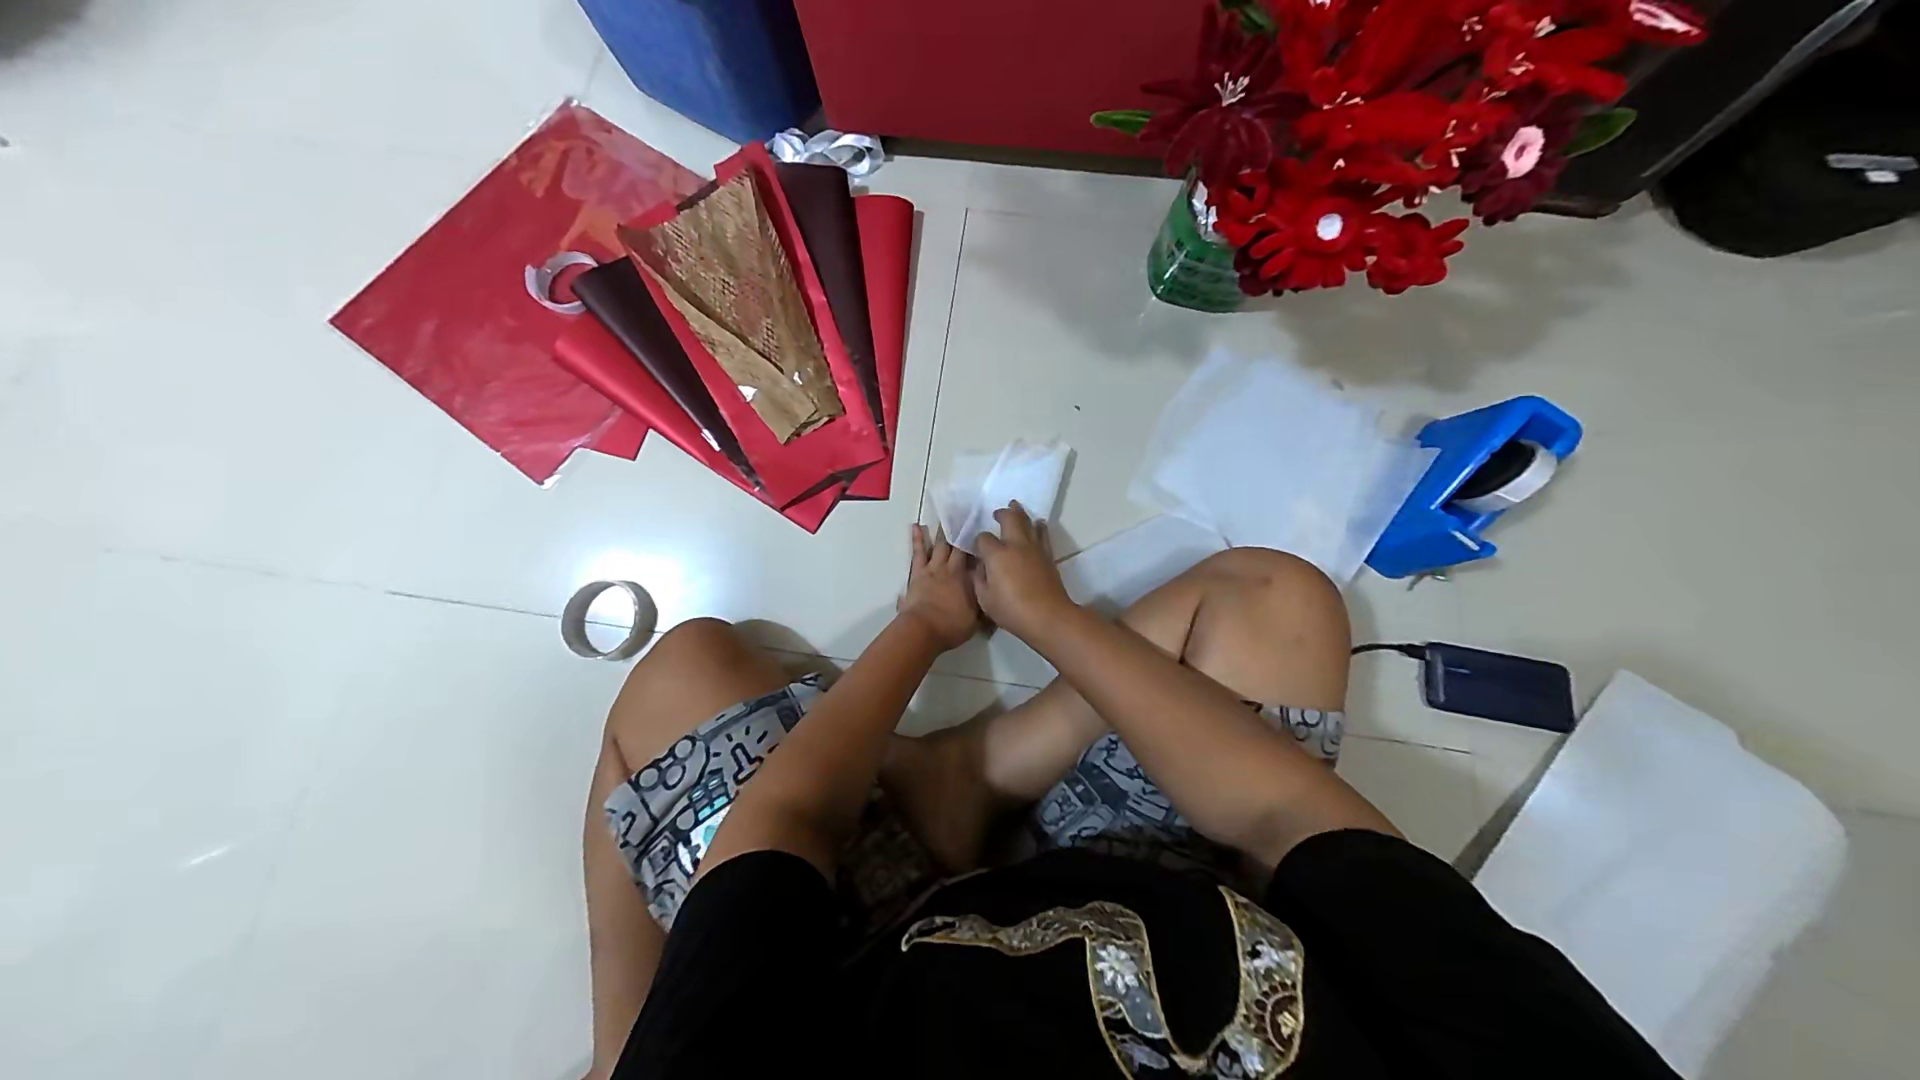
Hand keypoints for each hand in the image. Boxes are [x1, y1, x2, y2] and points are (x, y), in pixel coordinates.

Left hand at [897, 524, 981, 651]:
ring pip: (940, 545)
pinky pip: (918, 552)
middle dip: (964, 532)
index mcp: (970, 579)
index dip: (982, 547)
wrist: (924, 629)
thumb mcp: (978, 622)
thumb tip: (995, 600)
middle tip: (969, 517)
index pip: (978, 559)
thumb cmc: (953, 627)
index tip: (986, 535)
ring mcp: (934, 569)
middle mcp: (953, 569)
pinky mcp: (918, 573)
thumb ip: (986, 608)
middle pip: (960, 547)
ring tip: (948, 517)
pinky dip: (917, 538)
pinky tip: (916, 526)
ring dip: (944, 531)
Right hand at [971, 503, 1076, 642]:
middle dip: (1001, 513)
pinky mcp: (1048, 555)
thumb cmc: (1011, 610)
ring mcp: (1034, 548)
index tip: (978, 549)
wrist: (1048, 616)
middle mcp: (1016, 545)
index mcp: (997, 555)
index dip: (979, 541)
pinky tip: (1037, 524)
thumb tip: (980, 566)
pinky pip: (1043, 534)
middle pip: (1009, 518)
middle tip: (996, 513)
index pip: (983, 538)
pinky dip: (1038, 526)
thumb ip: (979, 579)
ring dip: (1021, 513)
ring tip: (1016, 508)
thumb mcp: (985, 599)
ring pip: (1028, 522)